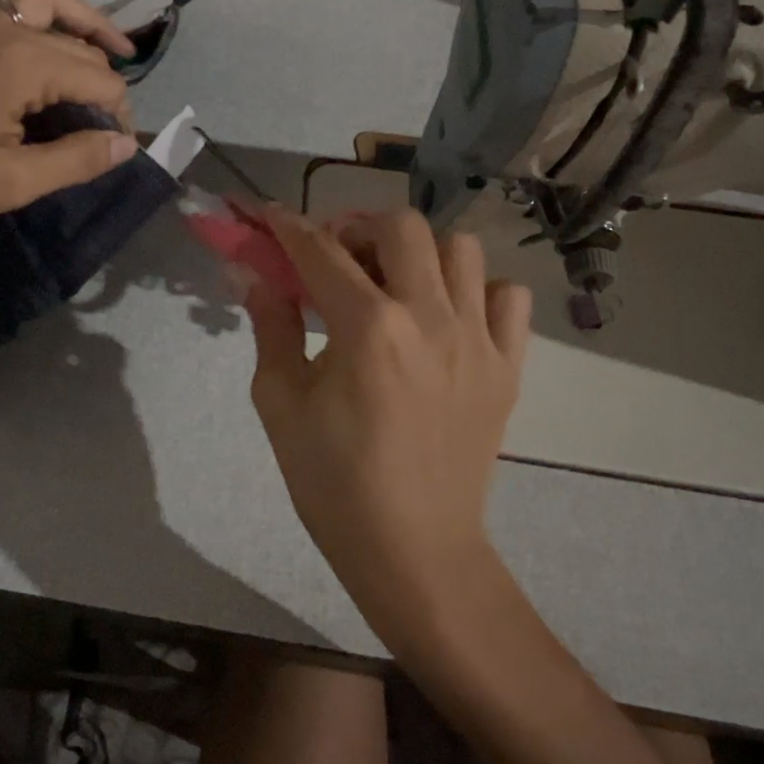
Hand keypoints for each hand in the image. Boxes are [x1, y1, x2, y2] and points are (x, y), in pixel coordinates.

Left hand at [0, 0, 139, 260]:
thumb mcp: (12, 183)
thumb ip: (76, 160)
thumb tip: (125, 145)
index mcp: (25, 63)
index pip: (98, 78)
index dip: (119, 114)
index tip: (121, 149)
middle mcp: (0, 29)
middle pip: (73, 42)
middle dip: (102, 78)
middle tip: (110, 124)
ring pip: (32, 2)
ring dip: (71, 21)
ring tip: (97, 47)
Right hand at [244, 206, 531, 639]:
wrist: (411, 547)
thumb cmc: (333, 482)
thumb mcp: (280, 404)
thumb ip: (271, 328)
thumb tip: (255, 275)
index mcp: (368, 329)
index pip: (321, 252)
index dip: (289, 226)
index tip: (271, 215)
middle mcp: (430, 318)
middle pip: (402, 227)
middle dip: (358, 228)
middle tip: (335, 258)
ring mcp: (478, 340)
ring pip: (461, 250)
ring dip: (419, 253)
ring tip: (394, 284)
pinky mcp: (508, 367)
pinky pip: (508, 298)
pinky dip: (477, 292)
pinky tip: (447, 318)